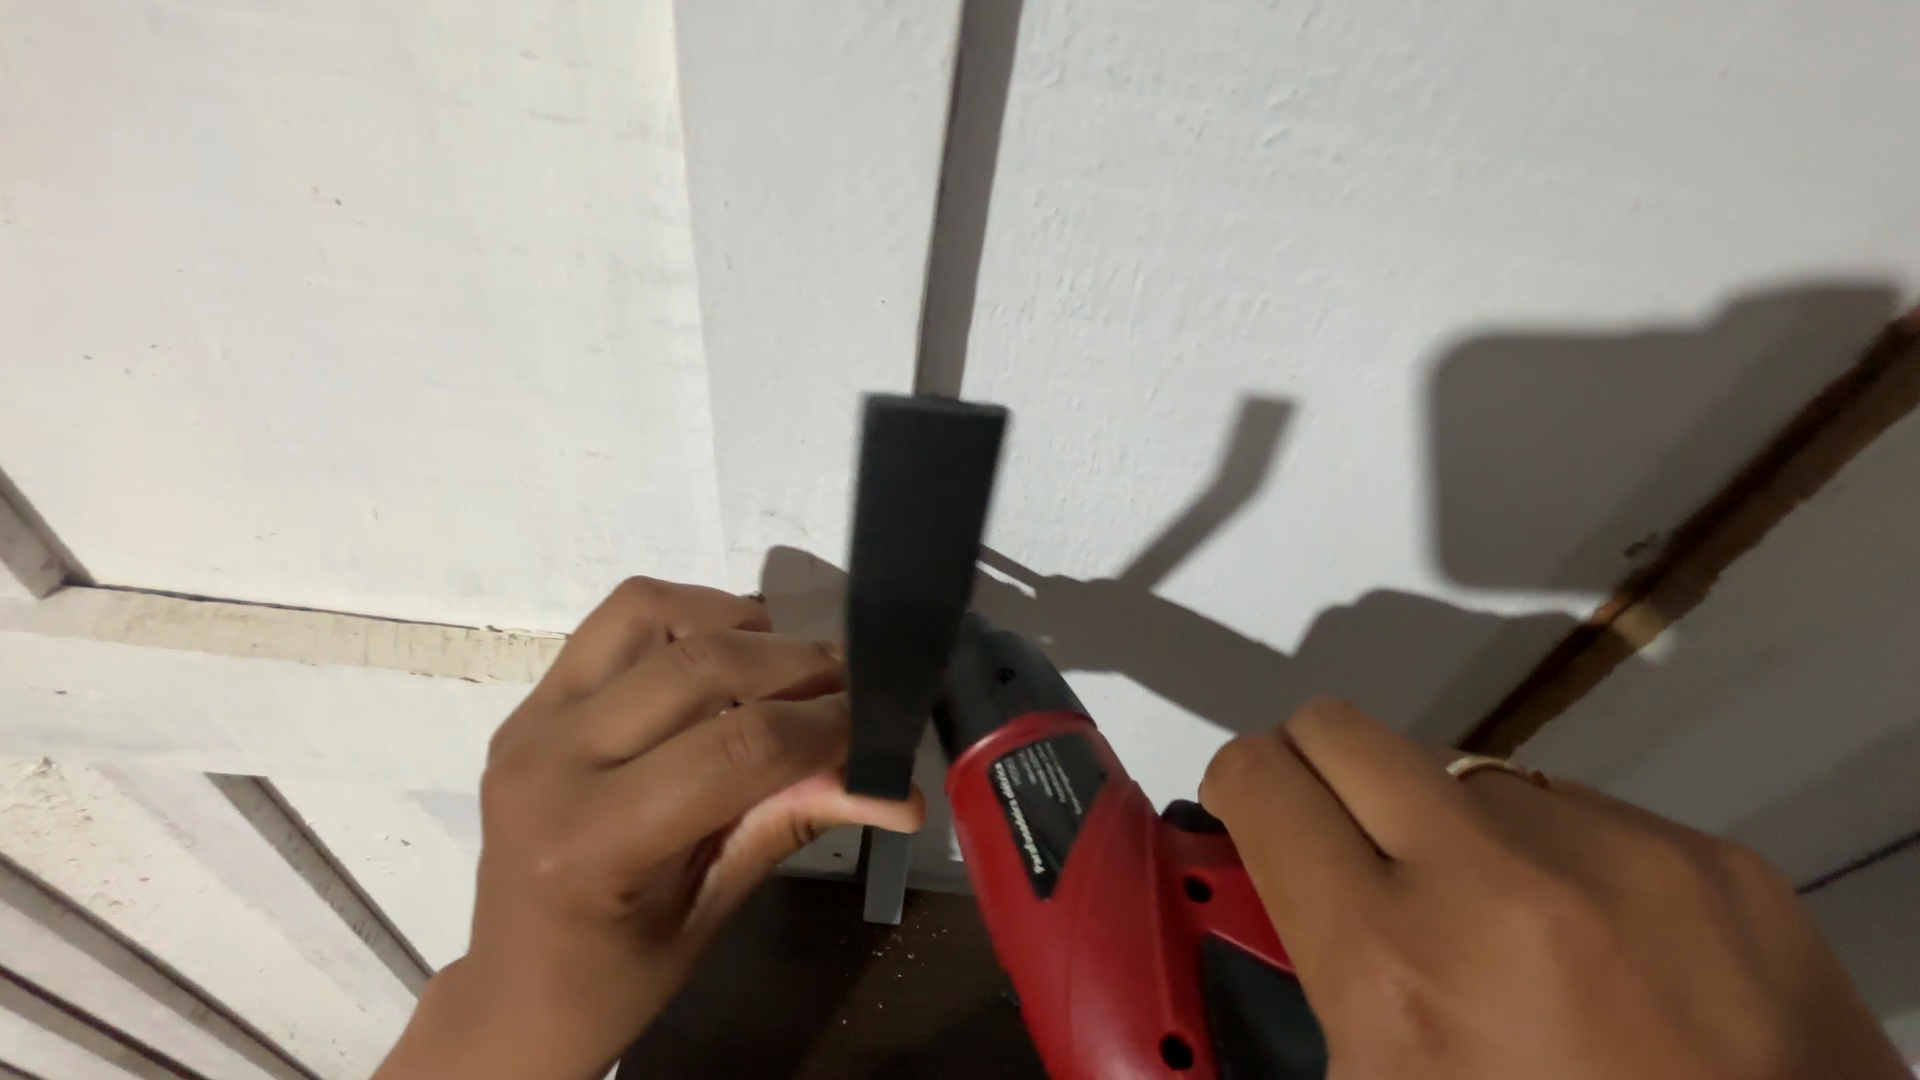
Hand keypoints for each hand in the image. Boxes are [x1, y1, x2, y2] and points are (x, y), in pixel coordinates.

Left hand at [374, 578, 923, 1079]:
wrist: (513, 985)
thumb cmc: (618, 972)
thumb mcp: (716, 907)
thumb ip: (794, 820)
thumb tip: (900, 792)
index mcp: (593, 841)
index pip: (738, 748)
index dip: (823, 727)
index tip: (872, 727)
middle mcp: (552, 759)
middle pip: (703, 665)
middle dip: (798, 666)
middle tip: (847, 688)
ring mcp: (535, 715)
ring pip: (654, 612)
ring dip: (741, 627)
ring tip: (783, 670)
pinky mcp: (536, 694)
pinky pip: (624, 616)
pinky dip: (693, 616)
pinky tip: (726, 659)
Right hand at [1201, 697, 1906, 1079]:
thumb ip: (1295, 965)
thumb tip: (1262, 870)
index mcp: (1392, 967)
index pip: (1259, 776)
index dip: (1239, 789)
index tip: (1257, 822)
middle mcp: (1500, 887)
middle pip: (1338, 726)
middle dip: (1316, 772)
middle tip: (1344, 845)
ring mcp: (1623, 859)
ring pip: (1452, 766)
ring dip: (1441, 823)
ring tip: (1494, 923)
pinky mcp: (1720, 862)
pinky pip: (1564, 804)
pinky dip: (1542, 851)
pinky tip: (1593, 942)